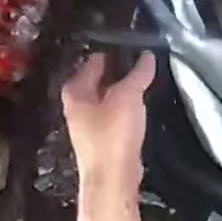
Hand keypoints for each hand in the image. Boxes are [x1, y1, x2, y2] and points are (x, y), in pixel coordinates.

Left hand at [61, 52, 155, 202]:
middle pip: (100, 78)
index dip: (112, 51)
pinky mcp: (104, 136)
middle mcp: (78, 104)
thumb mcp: (128, 97)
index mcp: (76, 91)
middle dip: (120, 70)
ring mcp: (90, 122)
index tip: (133, 42)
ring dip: (124, 88)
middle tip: (143, 58)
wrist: (113, 178)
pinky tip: (142, 103)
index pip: (93, 61)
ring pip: (109, 96)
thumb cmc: (113, 134)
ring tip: (146, 77)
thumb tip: (146, 55)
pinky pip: (115, 112)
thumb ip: (137, 74)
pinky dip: (127, 105)